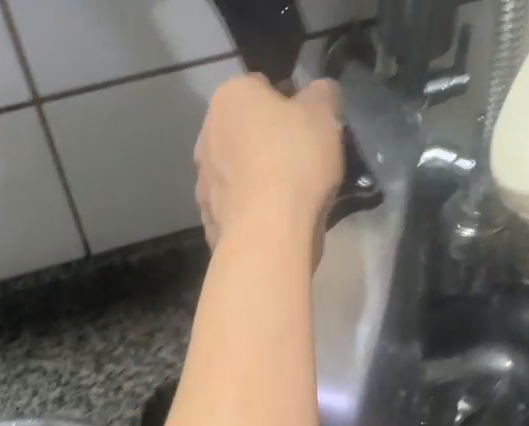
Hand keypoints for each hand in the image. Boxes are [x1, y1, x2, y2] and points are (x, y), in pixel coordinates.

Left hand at [194, 75, 344, 246]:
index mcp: (230, 97)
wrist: (268, 235)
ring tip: (286, 200)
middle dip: (266, 143)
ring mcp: (203, 180)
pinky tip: (271, 224)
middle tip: (300, 164)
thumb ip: (323, 95)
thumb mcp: (325, 115)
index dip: (288, 104)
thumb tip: (320, 92)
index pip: (260, 87)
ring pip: (235, 172)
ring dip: (254, 179)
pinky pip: (234, 209)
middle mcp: (206, 134)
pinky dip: (249, 213)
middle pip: (243, 132)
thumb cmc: (295, 162)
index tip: (307, 127)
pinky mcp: (209, 220)